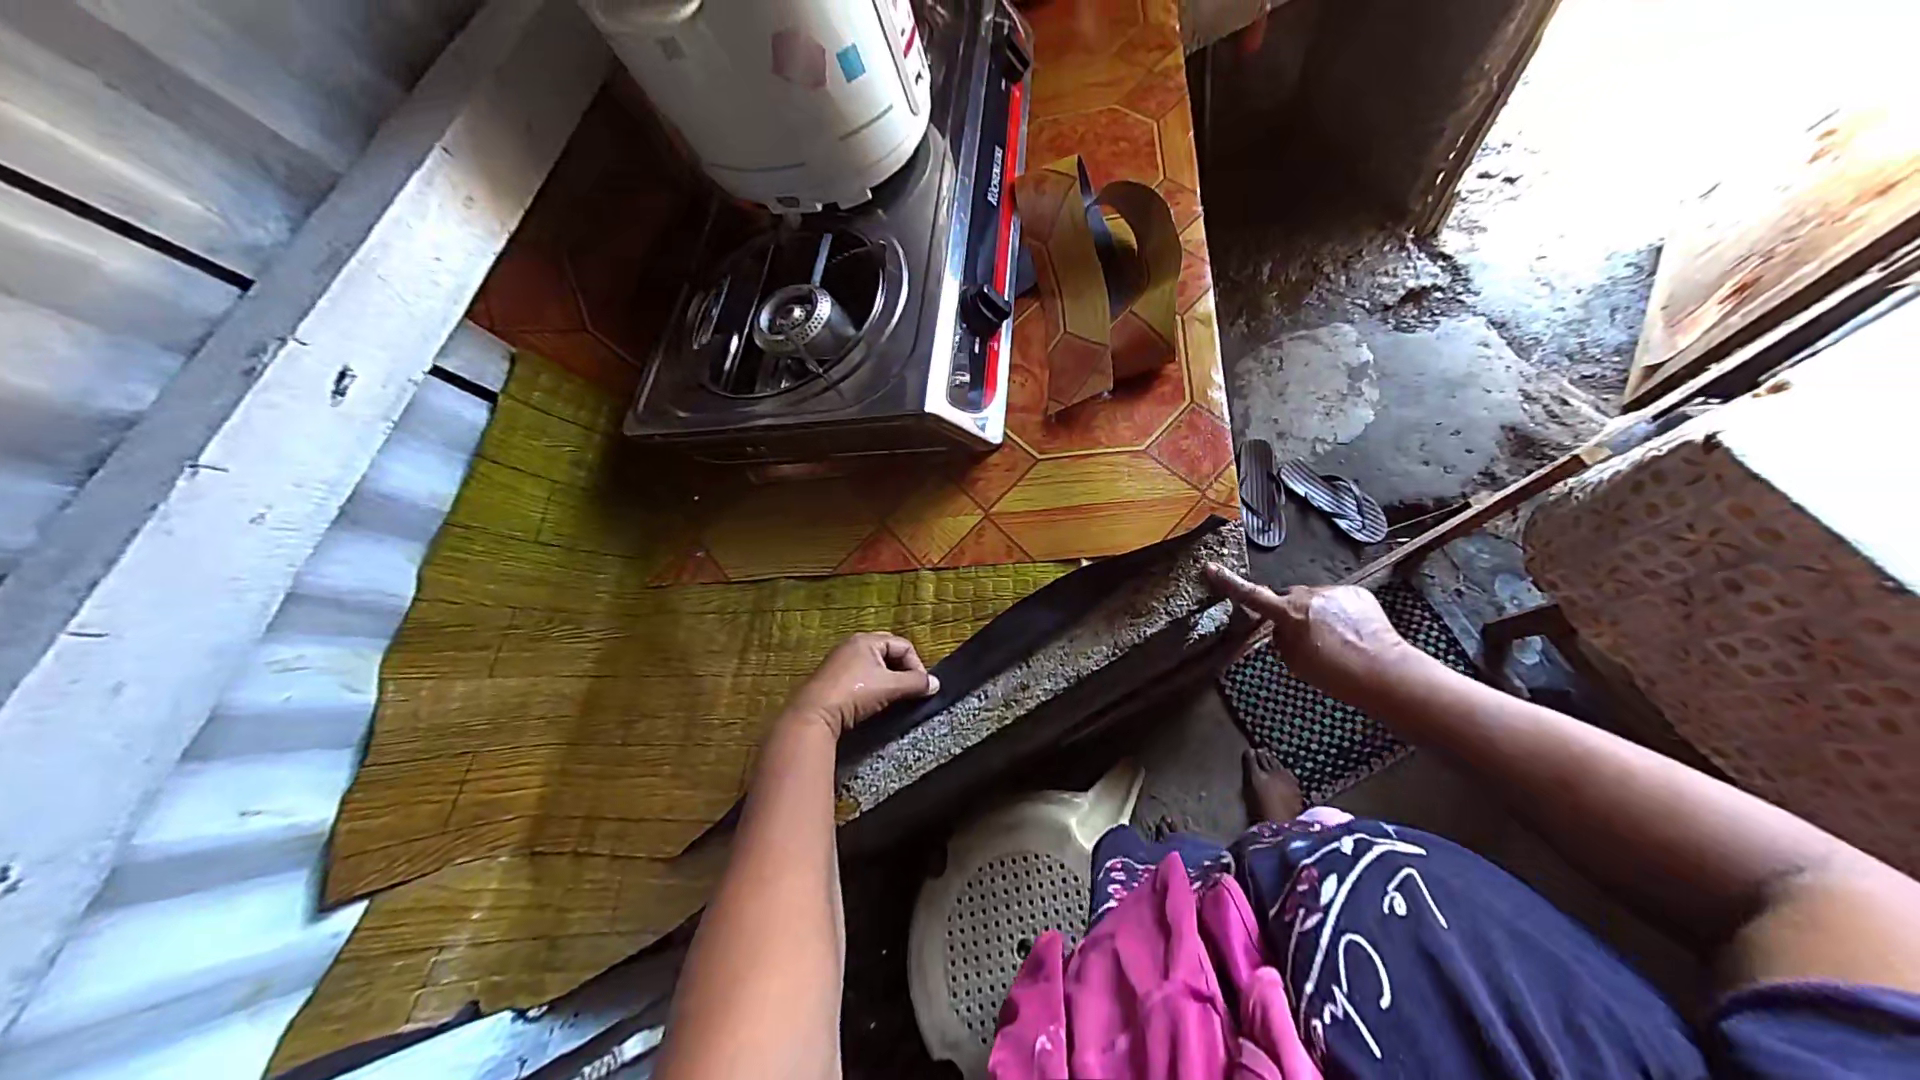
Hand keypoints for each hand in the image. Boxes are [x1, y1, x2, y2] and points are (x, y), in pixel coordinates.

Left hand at [783, 632, 940, 738]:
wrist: (814, 715)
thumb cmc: (854, 693)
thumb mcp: (890, 687)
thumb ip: (916, 684)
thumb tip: (936, 684)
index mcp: (867, 640)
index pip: (903, 646)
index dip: (916, 665)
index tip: (920, 687)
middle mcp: (852, 645)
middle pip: (889, 653)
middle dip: (902, 671)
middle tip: (908, 691)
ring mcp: (840, 661)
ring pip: (874, 666)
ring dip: (888, 680)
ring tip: (892, 698)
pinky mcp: (832, 679)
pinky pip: (860, 676)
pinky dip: (872, 686)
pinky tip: (872, 702)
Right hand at [1204, 563, 1421, 706]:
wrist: (1385, 672)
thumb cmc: (1335, 674)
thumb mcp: (1295, 662)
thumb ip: (1281, 639)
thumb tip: (1282, 628)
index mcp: (1289, 614)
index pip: (1250, 596)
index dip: (1228, 583)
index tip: (1210, 568)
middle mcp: (1309, 595)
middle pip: (1289, 599)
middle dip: (1291, 613)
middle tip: (1306, 640)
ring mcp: (1335, 592)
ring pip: (1315, 600)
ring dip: (1318, 615)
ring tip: (1335, 640)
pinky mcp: (1357, 594)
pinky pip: (1337, 601)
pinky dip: (1340, 614)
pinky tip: (1352, 633)